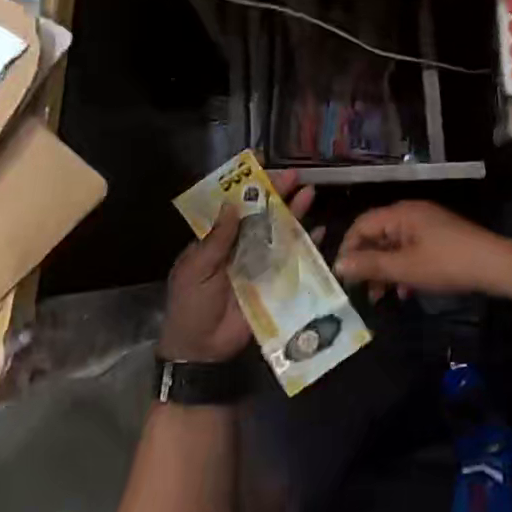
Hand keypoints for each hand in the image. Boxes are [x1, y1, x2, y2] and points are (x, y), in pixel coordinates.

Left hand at [162, 171, 316, 362]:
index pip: (234, 205)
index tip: (261, 161)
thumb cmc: (190, 305)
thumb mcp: (196, 269)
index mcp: (217, 239)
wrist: (200, 350)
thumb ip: (217, 239)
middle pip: (262, 215)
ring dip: (295, 214)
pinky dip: (307, 246)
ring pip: (280, 233)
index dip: (248, 186)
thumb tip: (231, 203)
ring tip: (310, 194)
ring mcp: (259, 264)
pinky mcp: (275, 283)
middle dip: (278, 195)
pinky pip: (293, 261)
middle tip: (295, 175)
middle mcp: (241, 246)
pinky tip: (320, 231)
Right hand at [333, 201, 511, 298]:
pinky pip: (410, 251)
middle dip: (367, 264)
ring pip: (393, 246)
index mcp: (400, 214)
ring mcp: (426, 226)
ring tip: (381, 297)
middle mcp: (410, 214)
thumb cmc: (447, 264)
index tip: (341, 276)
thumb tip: (338, 265)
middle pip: (377, 236)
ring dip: (384, 270)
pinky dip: (403, 269)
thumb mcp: (404, 268)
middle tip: (361, 290)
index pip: (361, 225)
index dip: (348, 249)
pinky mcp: (438, 239)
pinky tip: (405, 291)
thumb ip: (370, 265)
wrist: (495, 266)